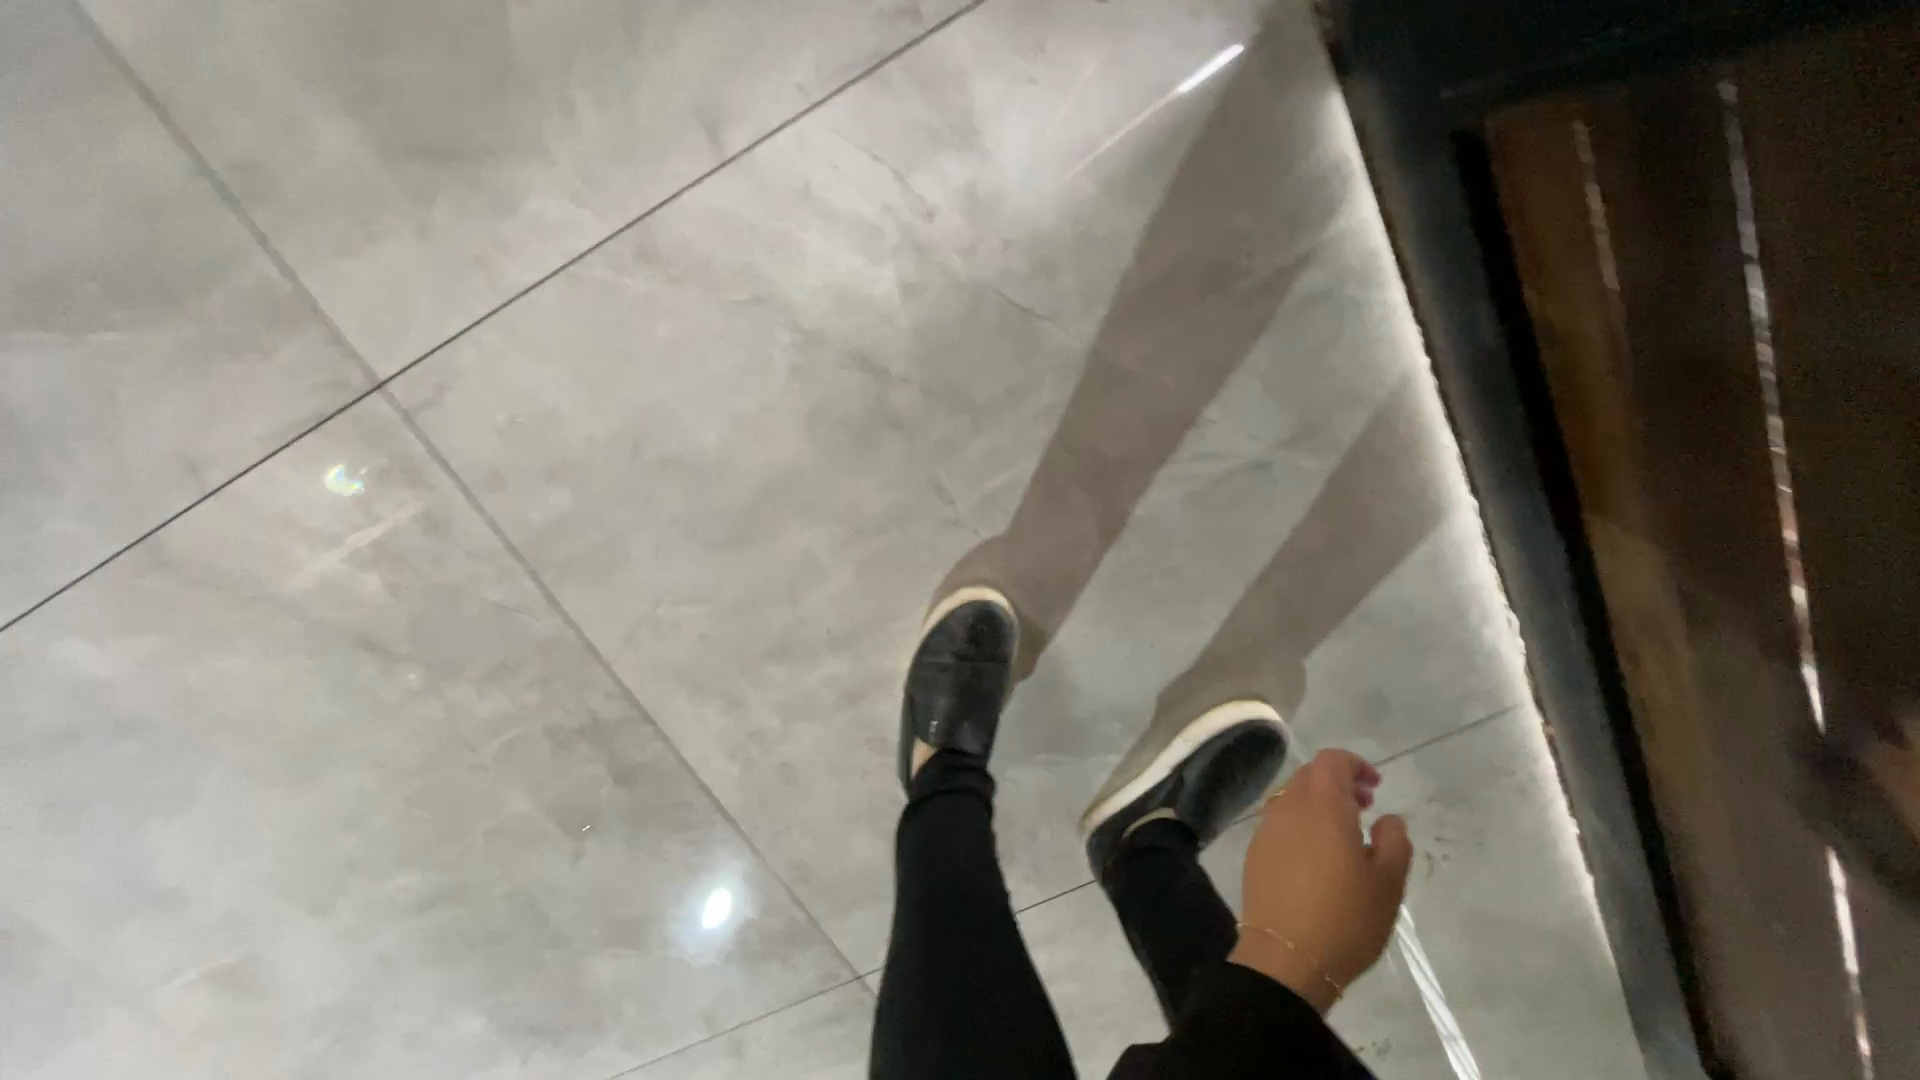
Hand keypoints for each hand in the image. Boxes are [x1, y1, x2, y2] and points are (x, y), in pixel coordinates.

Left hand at [1228, 749, 1412, 1012]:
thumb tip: (1387, 818)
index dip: (1354, 765)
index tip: (1376, 787)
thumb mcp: (1387, 882)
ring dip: (1318, 803)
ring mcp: (1266, 829)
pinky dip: (1300, 823)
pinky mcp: (1255, 852)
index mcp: (1321, 806)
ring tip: (1345, 834)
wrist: (1286, 956)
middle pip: (1309, 776)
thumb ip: (1393, 841)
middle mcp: (1287, 808)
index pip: (1331, 761)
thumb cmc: (1345, 917)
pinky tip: (1317, 856)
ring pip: (1292, 798)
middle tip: (1365, 807)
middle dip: (1338, 782)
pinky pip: (1280, 822)